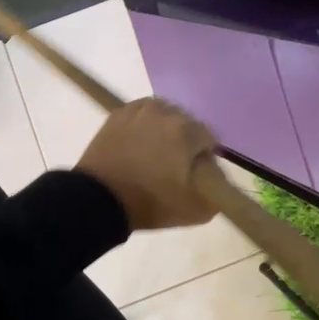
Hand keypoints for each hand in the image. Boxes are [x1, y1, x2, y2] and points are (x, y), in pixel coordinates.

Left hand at [74, 98, 217, 230]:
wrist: (100, 199)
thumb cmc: (151, 202)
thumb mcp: (197, 208)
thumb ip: (218, 189)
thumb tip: (217, 175)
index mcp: (186, 130)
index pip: (209, 139)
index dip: (206, 157)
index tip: (197, 174)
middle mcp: (163, 112)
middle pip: (185, 123)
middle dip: (185, 141)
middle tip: (176, 164)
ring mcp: (137, 110)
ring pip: (162, 114)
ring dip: (164, 129)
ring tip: (156, 152)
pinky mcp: (116, 115)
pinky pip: (139, 114)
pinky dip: (143, 125)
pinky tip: (139, 143)